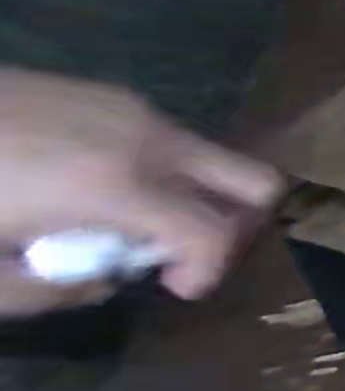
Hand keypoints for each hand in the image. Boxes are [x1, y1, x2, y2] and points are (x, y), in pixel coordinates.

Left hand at [0, 69, 282, 315]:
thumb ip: (38, 291)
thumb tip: (103, 283)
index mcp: (116, 188)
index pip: (214, 233)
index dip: (211, 269)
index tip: (181, 290)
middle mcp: (154, 145)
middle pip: (258, 185)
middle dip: (240, 224)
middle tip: (188, 249)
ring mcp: (142, 115)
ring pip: (218, 162)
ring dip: (195, 197)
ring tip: (127, 219)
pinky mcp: (119, 99)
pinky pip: (173, 142)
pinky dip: (161, 171)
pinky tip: (94, 183)